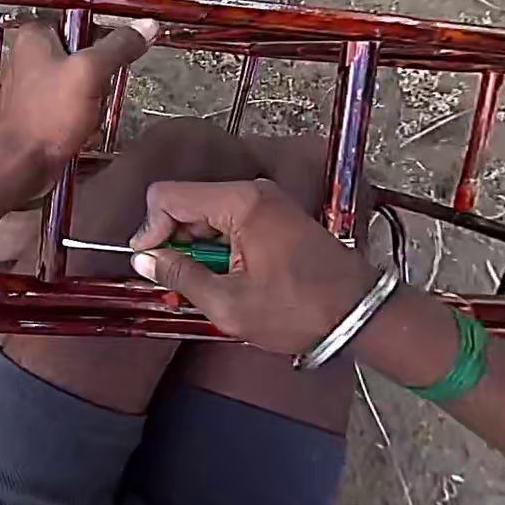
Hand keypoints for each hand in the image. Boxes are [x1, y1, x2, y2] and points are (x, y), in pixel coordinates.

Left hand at [0, 18, 158, 191]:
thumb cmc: (47, 117)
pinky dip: (84, 118)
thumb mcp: (90, 73)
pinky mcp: (42, 110)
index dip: (104, 37)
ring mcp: (36, 85)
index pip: (82, 19)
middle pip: (87, 54)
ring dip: (95, 101)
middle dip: (100, 78)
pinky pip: (75, 106)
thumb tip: (146, 27)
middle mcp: (31, 56)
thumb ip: (118, 46)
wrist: (21, 165)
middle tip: (97, 92)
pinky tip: (81, 130)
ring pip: (84, 83)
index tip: (115, 55)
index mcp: (35, 35)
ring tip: (88, 115)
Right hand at [128, 179, 383, 353]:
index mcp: (239, 203)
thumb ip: (180, 276)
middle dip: (171, 239)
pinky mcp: (273, 213)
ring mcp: (265, 200)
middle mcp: (251, 191)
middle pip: (185, 201)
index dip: (150, 229)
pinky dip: (214, 244)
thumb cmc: (300, 310)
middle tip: (172, 279)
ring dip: (193, 245)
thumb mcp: (230, 303)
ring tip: (200, 283)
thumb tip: (143, 260)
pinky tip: (221, 274)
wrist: (361, 313)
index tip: (148, 263)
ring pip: (204, 211)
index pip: (168, 196)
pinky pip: (226, 219)